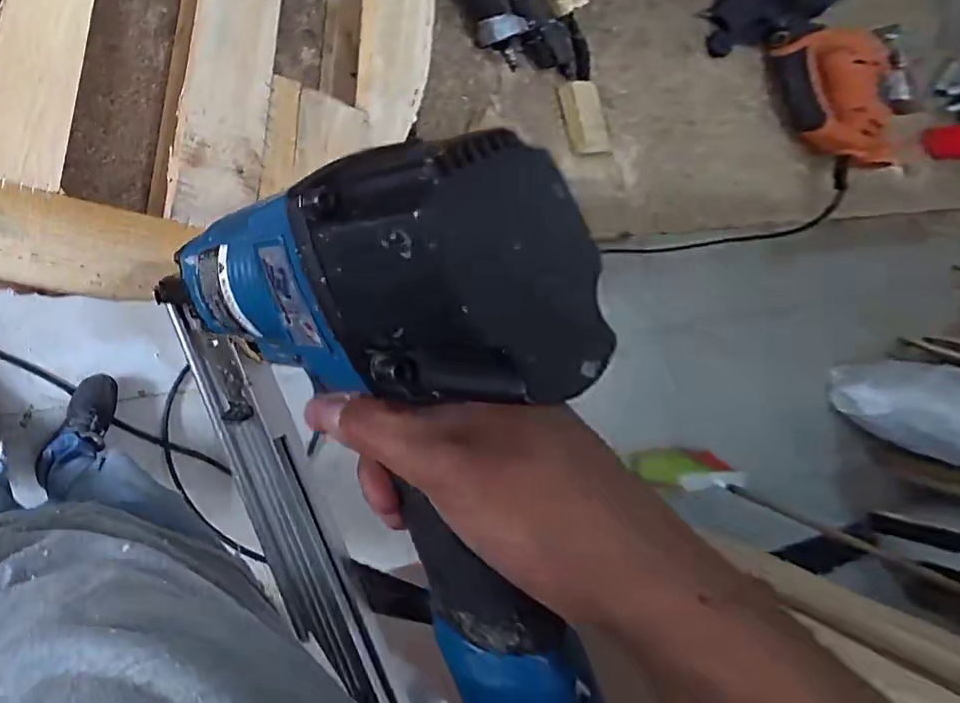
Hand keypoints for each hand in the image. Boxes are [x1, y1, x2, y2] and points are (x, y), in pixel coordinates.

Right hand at [303, 396, 748, 627]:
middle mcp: (493, 394)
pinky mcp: (534, 465)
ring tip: (415, 524)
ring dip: (413, 480)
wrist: (644, 584)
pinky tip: (451, 520)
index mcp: (472, 378)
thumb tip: (316, 401)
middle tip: (388, 510)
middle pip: (411, 411)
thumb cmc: (532, 512)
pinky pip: (468, 462)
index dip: (358, 407)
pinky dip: (446, 489)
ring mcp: (517, 430)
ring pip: (439, 441)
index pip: (391, 374)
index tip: (348, 454)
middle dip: (386, 459)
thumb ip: (374, 427)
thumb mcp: (440, 467)